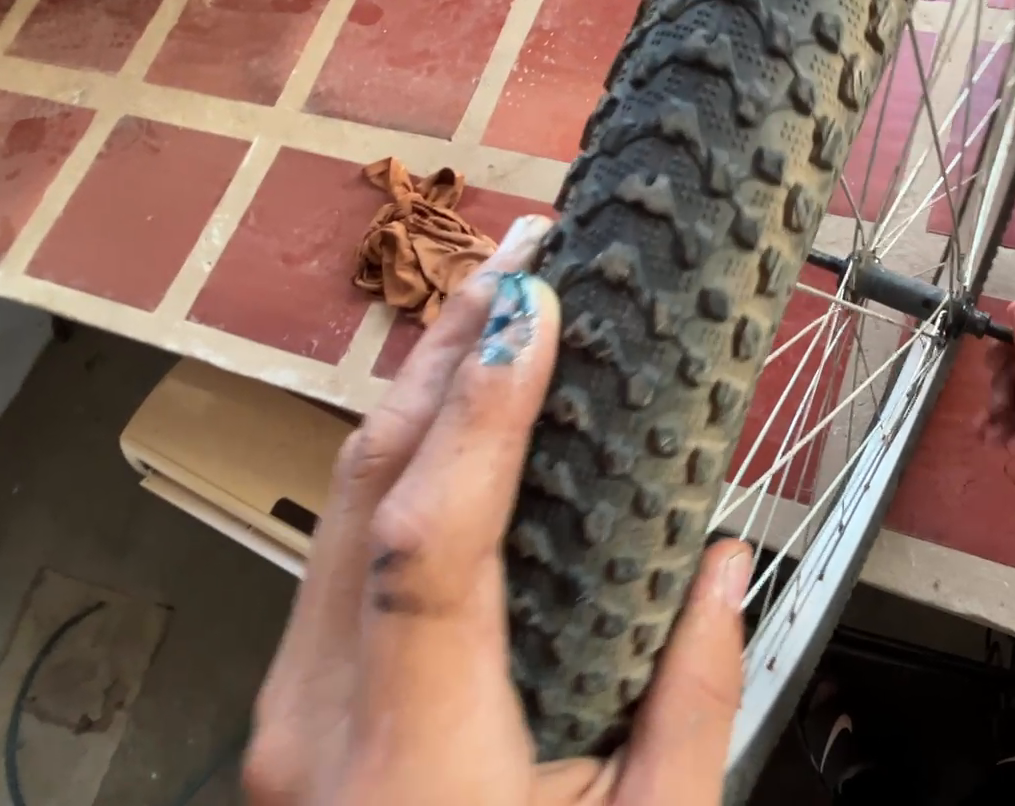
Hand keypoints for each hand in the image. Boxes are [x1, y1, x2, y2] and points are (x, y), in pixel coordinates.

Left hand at [246, 215, 751, 805]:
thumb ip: (694, 695)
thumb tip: (720, 559)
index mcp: (415, 762)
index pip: (430, 549)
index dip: (482, 418)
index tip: (535, 313)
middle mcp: (322, 713)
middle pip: (368, 489)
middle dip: (447, 352)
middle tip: (521, 259)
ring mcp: (294, 695)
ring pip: (346, 494)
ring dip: (427, 383)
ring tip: (498, 300)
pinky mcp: (303, 684)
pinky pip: (351, 528)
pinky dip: (412, 442)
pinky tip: (462, 397)